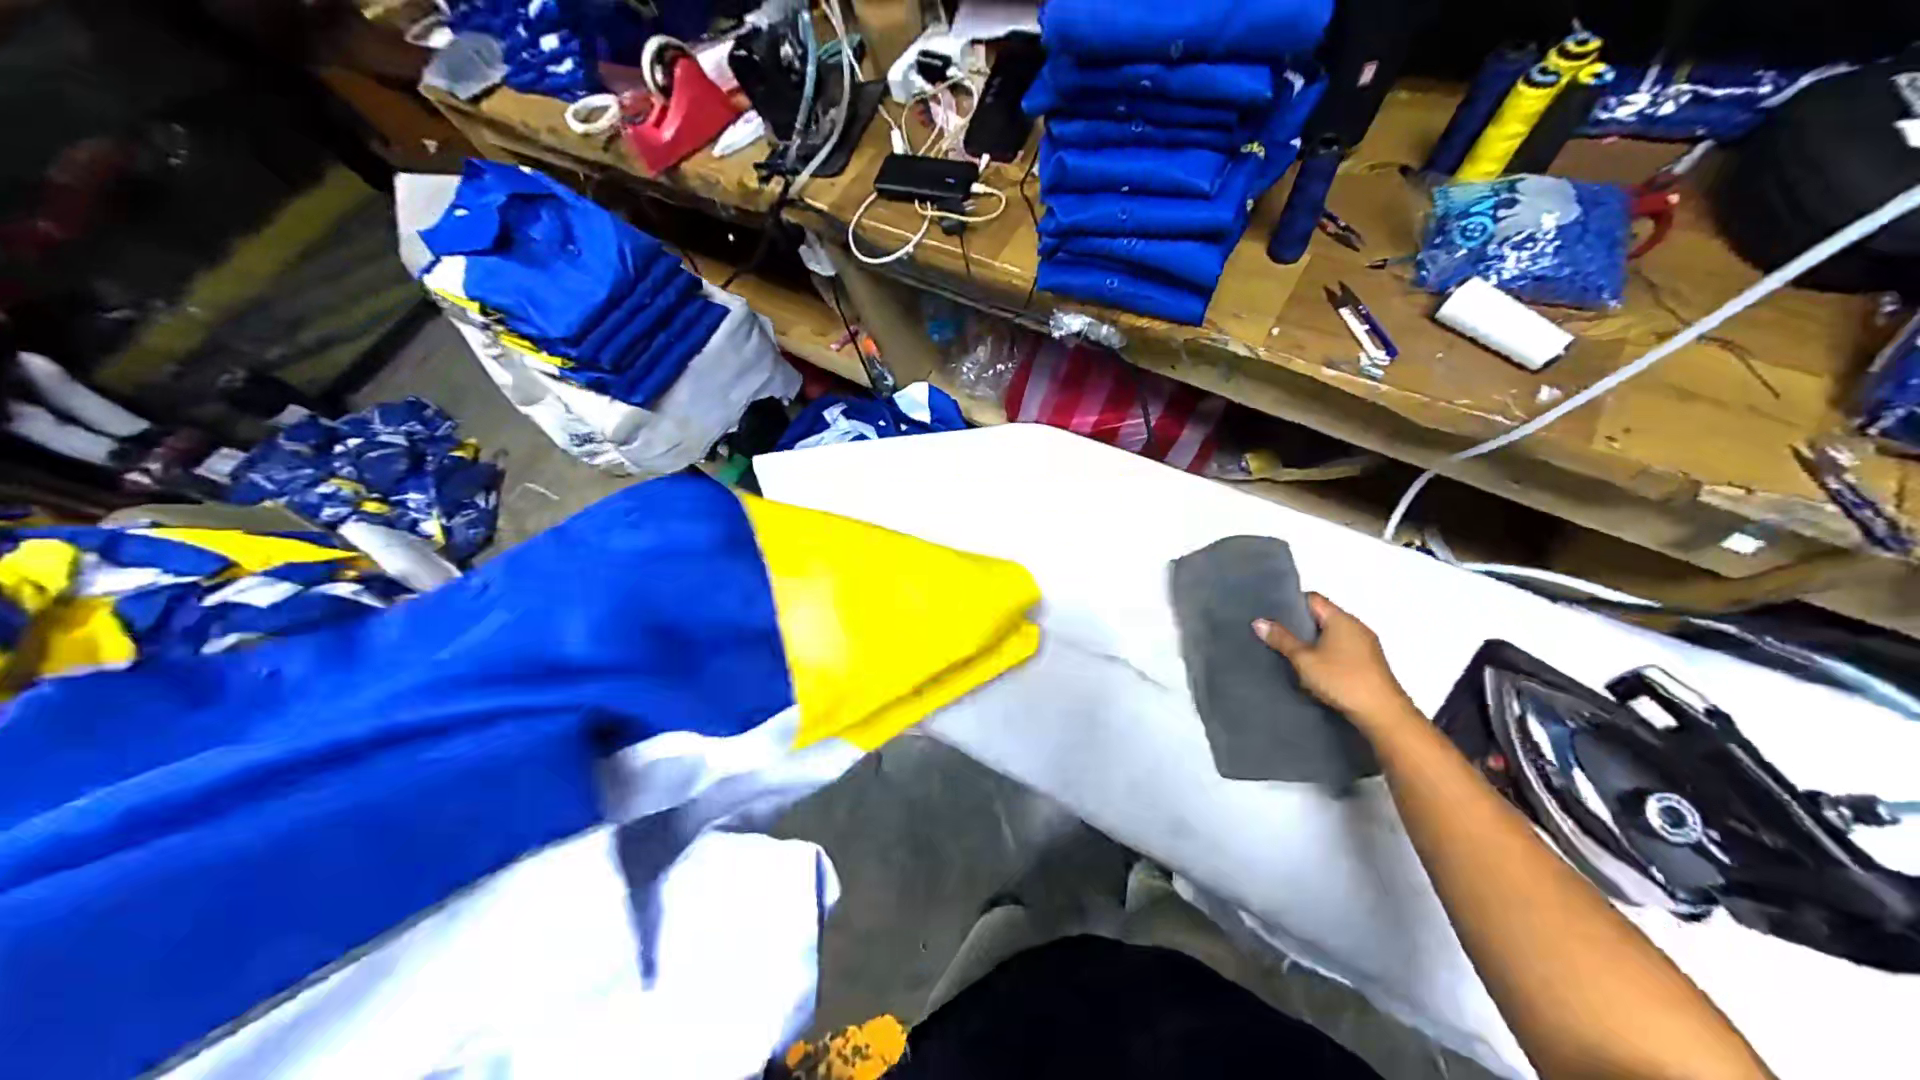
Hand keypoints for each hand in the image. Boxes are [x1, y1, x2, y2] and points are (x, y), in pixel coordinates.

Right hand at [1252, 593, 1415, 734]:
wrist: (1382, 713)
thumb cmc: (1341, 679)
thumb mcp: (1304, 659)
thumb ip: (1282, 639)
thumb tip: (1259, 621)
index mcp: (1341, 618)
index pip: (1313, 599)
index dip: (1291, 603)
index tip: (1271, 613)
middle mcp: (1356, 626)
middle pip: (1323, 616)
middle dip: (1300, 624)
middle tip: (1275, 633)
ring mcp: (1366, 645)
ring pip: (1332, 633)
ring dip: (1313, 640)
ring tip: (1290, 651)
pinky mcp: (1369, 662)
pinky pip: (1342, 648)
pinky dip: (1326, 652)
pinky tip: (1313, 667)